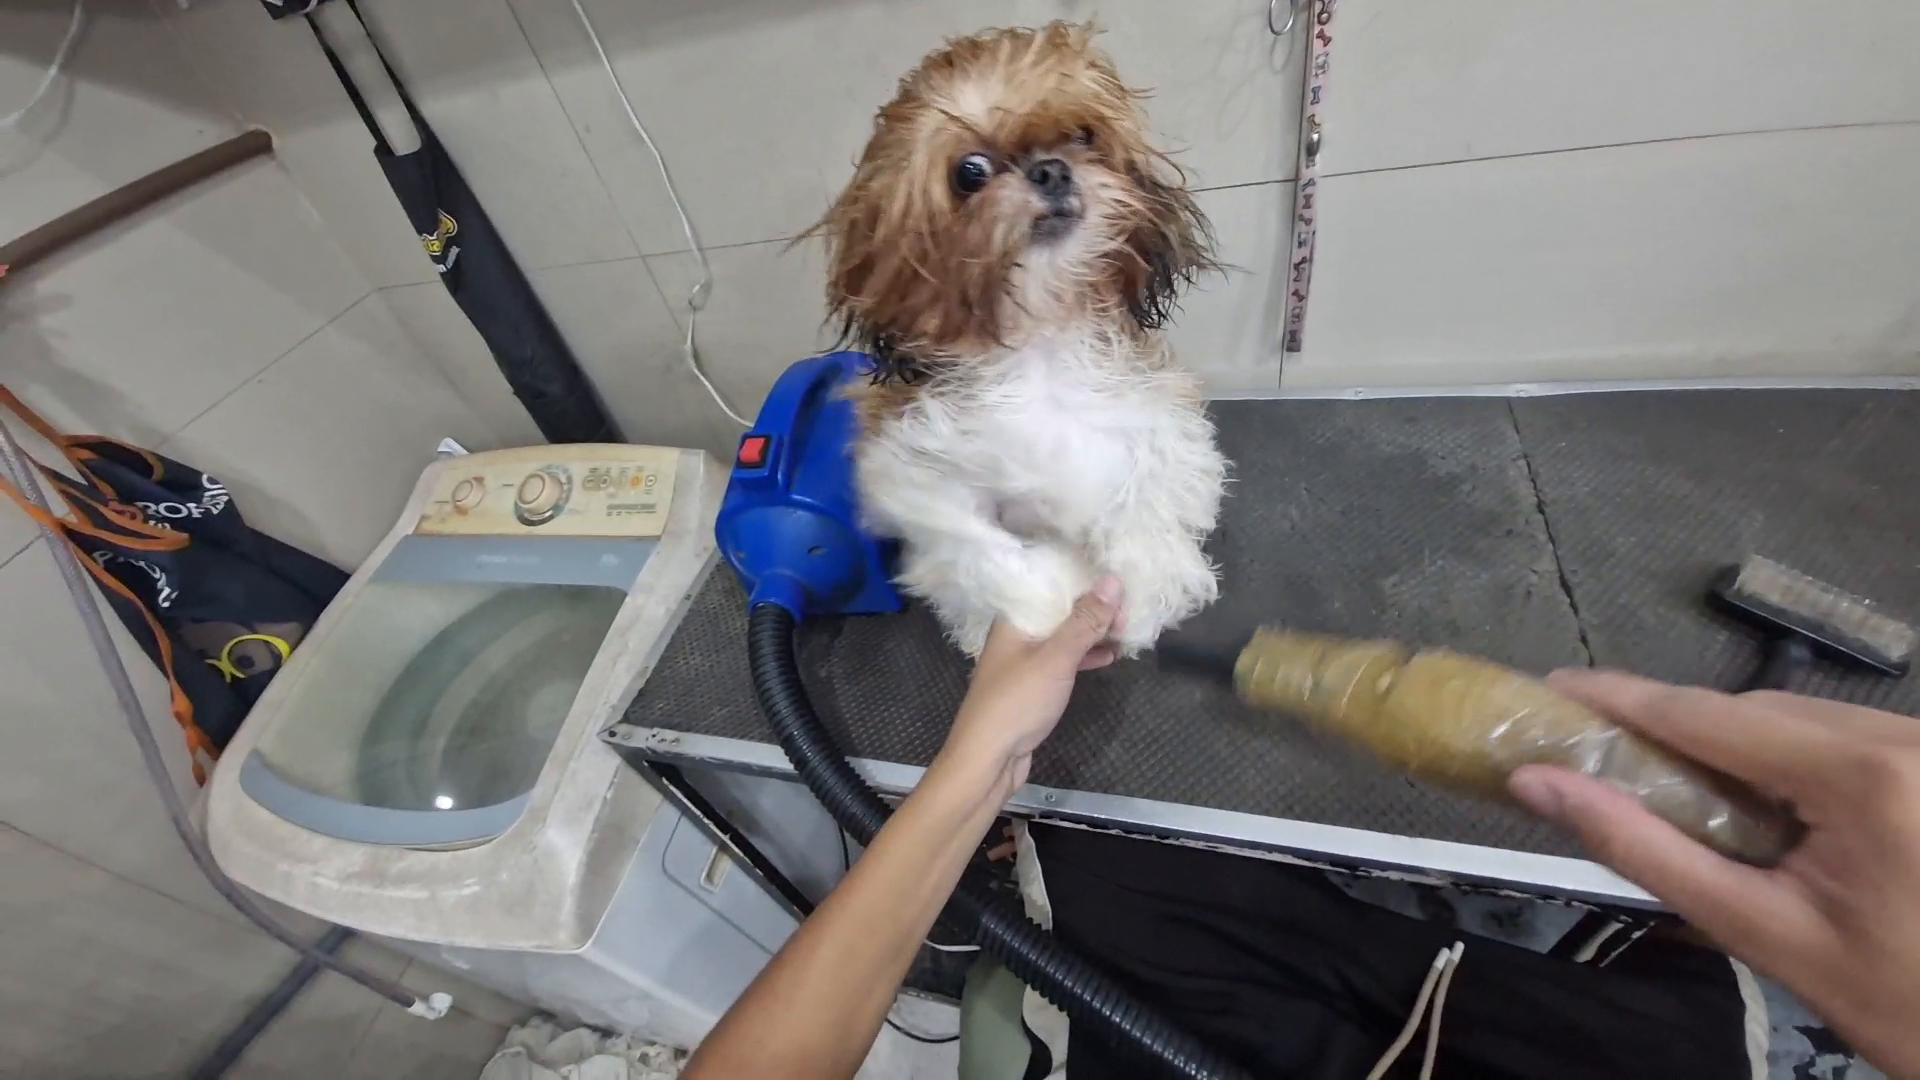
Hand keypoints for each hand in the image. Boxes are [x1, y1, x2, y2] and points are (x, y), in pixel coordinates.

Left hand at [939, 577, 1123, 794]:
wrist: (988, 759)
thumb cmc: (1018, 701)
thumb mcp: (1056, 658)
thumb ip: (1085, 621)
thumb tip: (1112, 580)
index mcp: (1014, 618)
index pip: (1052, 584)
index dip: (1085, 582)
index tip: (1119, 583)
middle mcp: (1017, 633)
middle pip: (1060, 611)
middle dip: (1094, 609)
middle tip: (1130, 614)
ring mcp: (1024, 659)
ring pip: (1064, 637)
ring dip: (1093, 634)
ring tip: (1127, 632)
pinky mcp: (1033, 684)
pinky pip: (1063, 660)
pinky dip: (1085, 657)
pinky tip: (1110, 656)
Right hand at [1508, 670, 1919, 1077]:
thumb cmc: (1914, 1004)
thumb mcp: (1762, 932)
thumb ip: (1640, 848)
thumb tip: (1532, 781)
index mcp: (1863, 776)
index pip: (1700, 713)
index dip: (1616, 695)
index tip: (1549, 686)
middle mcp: (1909, 740)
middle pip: (1749, 710)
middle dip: (1673, 729)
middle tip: (1607, 757)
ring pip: (1796, 719)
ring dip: (1729, 744)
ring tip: (1684, 789)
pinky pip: (1845, 739)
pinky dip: (1786, 757)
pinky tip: (1771, 803)